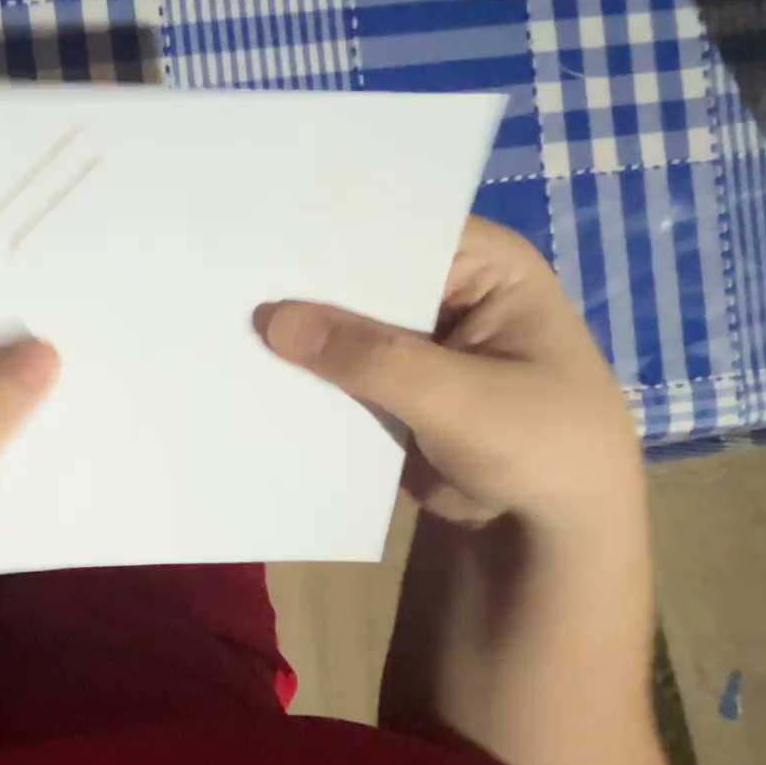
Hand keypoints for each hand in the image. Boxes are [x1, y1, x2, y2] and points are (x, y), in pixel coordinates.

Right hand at [258, 216, 639, 530]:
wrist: (544, 534)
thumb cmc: (539, 450)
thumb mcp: (458, 397)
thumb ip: (369, 358)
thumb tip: (271, 319)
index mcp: (485, 268)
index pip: (397, 229)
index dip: (333, 231)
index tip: (264, 235)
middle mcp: (444, 294)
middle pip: (359, 277)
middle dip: (302, 286)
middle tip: (226, 277)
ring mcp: (410, 343)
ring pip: (339, 327)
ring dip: (294, 334)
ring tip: (221, 320)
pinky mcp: (385, 386)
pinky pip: (332, 370)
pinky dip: (300, 373)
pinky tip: (247, 368)